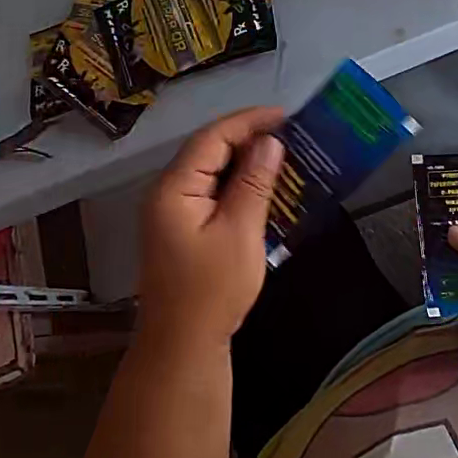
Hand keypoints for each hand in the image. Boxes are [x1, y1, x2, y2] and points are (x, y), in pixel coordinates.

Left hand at [138, 107, 283, 344]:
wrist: (183, 342)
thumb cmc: (213, 289)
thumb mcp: (241, 232)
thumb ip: (254, 183)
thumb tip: (270, 143)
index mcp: (174, 189)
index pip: (211, 138)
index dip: (248, 121)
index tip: (286, 115)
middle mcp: (167, 192)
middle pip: (208, 150)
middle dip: (248, 138)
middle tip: (290, 134)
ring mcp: (172, 211)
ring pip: (210, 171)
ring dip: (245, 161)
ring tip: (283, 154)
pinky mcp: (182, 227)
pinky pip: (211, 192)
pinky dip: (238, 183)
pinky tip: (263, 186)